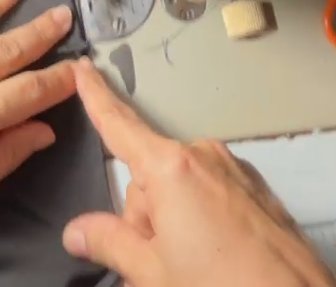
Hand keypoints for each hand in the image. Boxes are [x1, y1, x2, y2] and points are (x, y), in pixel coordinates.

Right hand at [63, 59, 335, 286]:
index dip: (95, 95)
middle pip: (149, 176)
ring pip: (181, 187)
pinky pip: (211, 194)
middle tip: (160, 263)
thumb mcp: (153, 274)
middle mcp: (203, 156)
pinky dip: (204, 220)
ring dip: (175, 221)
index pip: (119, 124)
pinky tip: (219, 260)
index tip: (82, 69)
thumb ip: (111, 243)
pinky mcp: (257, 189)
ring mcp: (234, 170)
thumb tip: (79, 230)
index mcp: (171, 169)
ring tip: (197, 268)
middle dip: (145, 216)